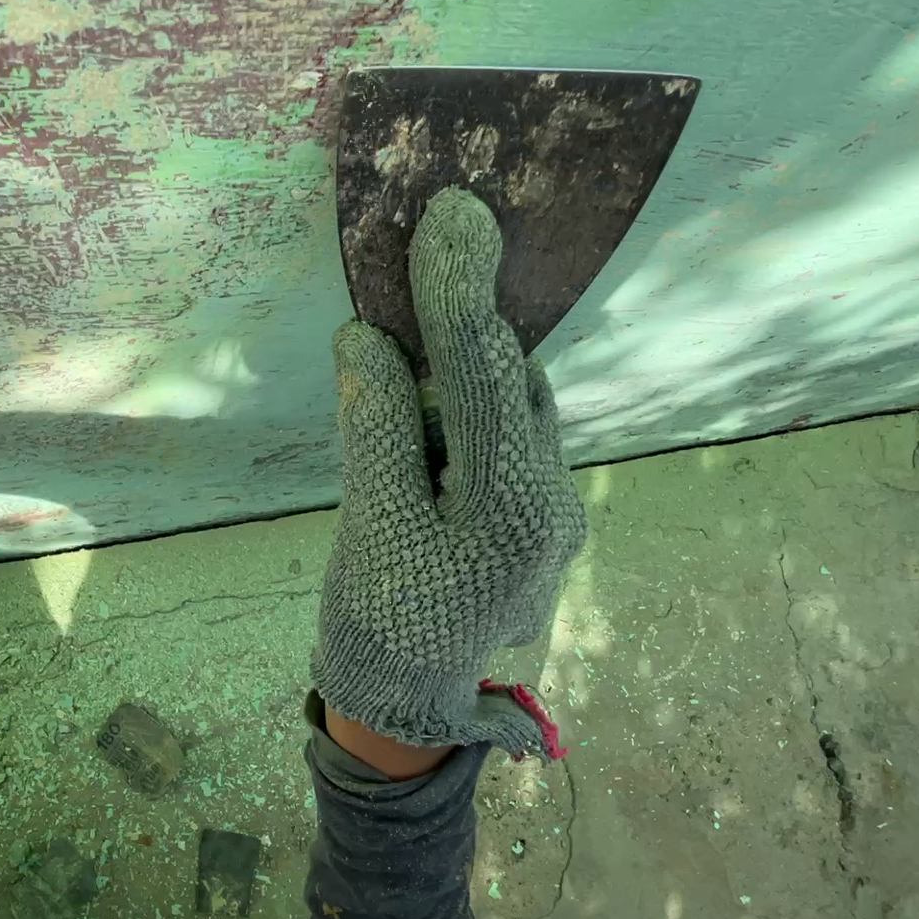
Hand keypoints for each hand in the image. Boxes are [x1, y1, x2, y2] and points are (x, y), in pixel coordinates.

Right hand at [312, 187, 585, 757]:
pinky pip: (507, 432)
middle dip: (471, 309)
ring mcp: (552, 509)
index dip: (460, 295)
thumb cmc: (381, 622)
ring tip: (431, 304)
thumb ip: (374, 431)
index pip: (485, 379)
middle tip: (440, 237)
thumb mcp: (368, 527)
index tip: (451, 216)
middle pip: (510, 381)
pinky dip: (473, 393)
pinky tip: (439, 380)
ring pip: (515, 404)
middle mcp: (553, 502)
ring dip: (473, 350)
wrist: (407, 702)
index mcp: (515, 512)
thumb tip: (366, 341)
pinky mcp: (534, 513)